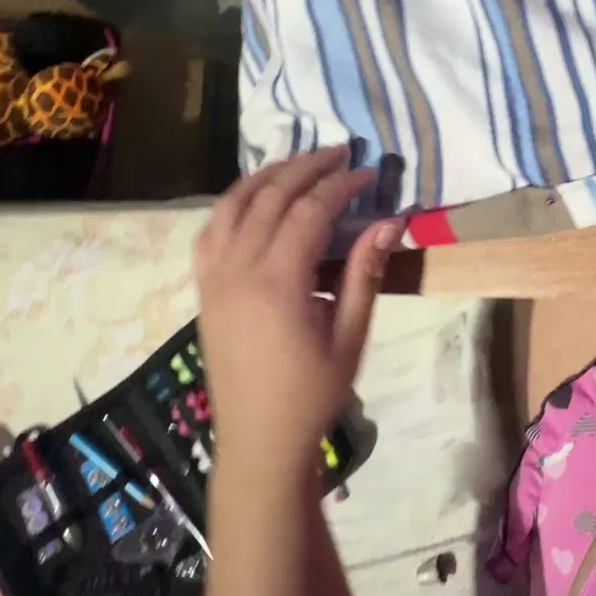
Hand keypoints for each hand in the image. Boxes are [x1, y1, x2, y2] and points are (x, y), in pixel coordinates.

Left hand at [193, 145, 403, 460]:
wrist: (260, 442)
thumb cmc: (313, 393)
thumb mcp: (351, 335)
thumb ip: (365, 273)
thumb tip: (391, 220)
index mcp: (278, 283)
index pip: (310, 211)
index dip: (342, 186)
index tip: (368, 174)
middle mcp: (238, 271)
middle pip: (270, 197)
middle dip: (307, 168)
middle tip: (340, 153)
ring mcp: (214, 279)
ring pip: (233, 205)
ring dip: (267, 176)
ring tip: (298, 163)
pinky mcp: (204, 290)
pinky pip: (211, 231)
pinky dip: (233, 204)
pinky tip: (254, 198)